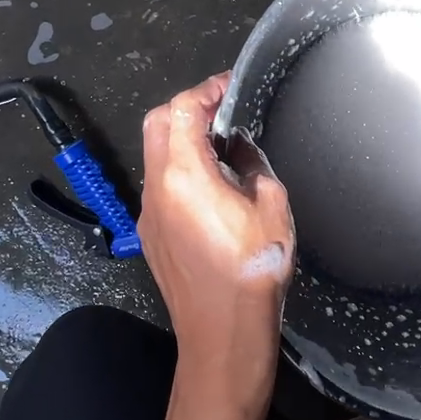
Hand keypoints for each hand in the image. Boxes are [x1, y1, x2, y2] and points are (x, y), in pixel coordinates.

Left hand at [139, 73, 295, 377]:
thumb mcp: (271, 203)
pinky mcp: (150, 232)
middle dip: (188, 105)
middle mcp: (157, 187)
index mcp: (184, 174)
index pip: (183, 109)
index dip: (208, 89)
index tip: (232, 86)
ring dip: (182, 135)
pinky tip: (212, 179)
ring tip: (222, 140)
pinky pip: (160, 180)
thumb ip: (252, 163)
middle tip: (224, 107)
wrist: (222, 333)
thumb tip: (239, 147)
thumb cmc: (253, 266)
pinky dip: (180, 163)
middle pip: (157, 122)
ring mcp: (148, 211)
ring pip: (155, 152)